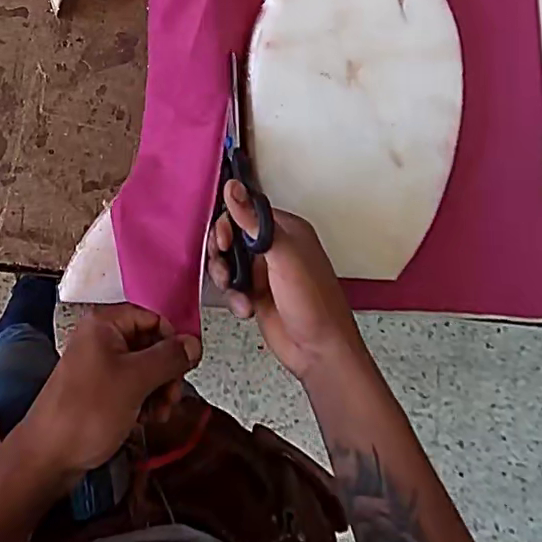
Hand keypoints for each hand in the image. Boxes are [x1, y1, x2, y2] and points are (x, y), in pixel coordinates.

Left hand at [16, 304, 201, 478]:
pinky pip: (132, 384)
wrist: (46, 459)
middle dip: (166, 370)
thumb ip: (169, 358)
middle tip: (171, 396)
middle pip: (151, 342)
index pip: (153, 317)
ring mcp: (99, 363)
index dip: (173, 340)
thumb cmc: (87, 412)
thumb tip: (194, 343)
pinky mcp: (98, 388)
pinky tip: (146, 418)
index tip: (185, 366)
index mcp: (105, 322)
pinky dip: (144, 399)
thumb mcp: (136, 380)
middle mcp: (101, 336)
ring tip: (159, 413)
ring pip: (144, 366)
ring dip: (158, 389)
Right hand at [207, 180, 367, 384]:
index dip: (230, 222)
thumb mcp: (282, 256)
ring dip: (225, 275)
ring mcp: (265, 271)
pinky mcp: (256, 293)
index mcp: (286, 229)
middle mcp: (275, 247)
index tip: (223, 240)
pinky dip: (233, 296)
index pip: (247, 210)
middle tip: (225, 269)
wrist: (319, 353)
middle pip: (233, 235)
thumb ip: (255, 222)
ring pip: (228, 260)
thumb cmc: (313, 302)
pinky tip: (245, 308)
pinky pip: (231, 285)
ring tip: (234, 288)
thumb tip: (234, 188)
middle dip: (222, 252)